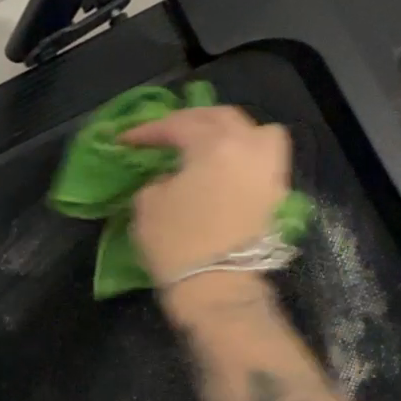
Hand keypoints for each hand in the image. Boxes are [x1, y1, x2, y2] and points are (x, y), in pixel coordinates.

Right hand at [123, 106, 293, 286]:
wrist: (216, 283)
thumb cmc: (175, 242)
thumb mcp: (147, 206)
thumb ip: (156, 180)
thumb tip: (167, 178)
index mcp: (213, 146)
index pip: (178, 125)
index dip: (148, 130)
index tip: (126, 139)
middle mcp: (248, 147)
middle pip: (221, 118)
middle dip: (189, 121)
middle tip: (164, 132)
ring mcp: (268, 168)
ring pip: (253, 131)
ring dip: (227, 130)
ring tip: (206, 143)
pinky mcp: (274, 191)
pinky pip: (260, 156)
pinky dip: (241, 153)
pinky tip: (223, 165)